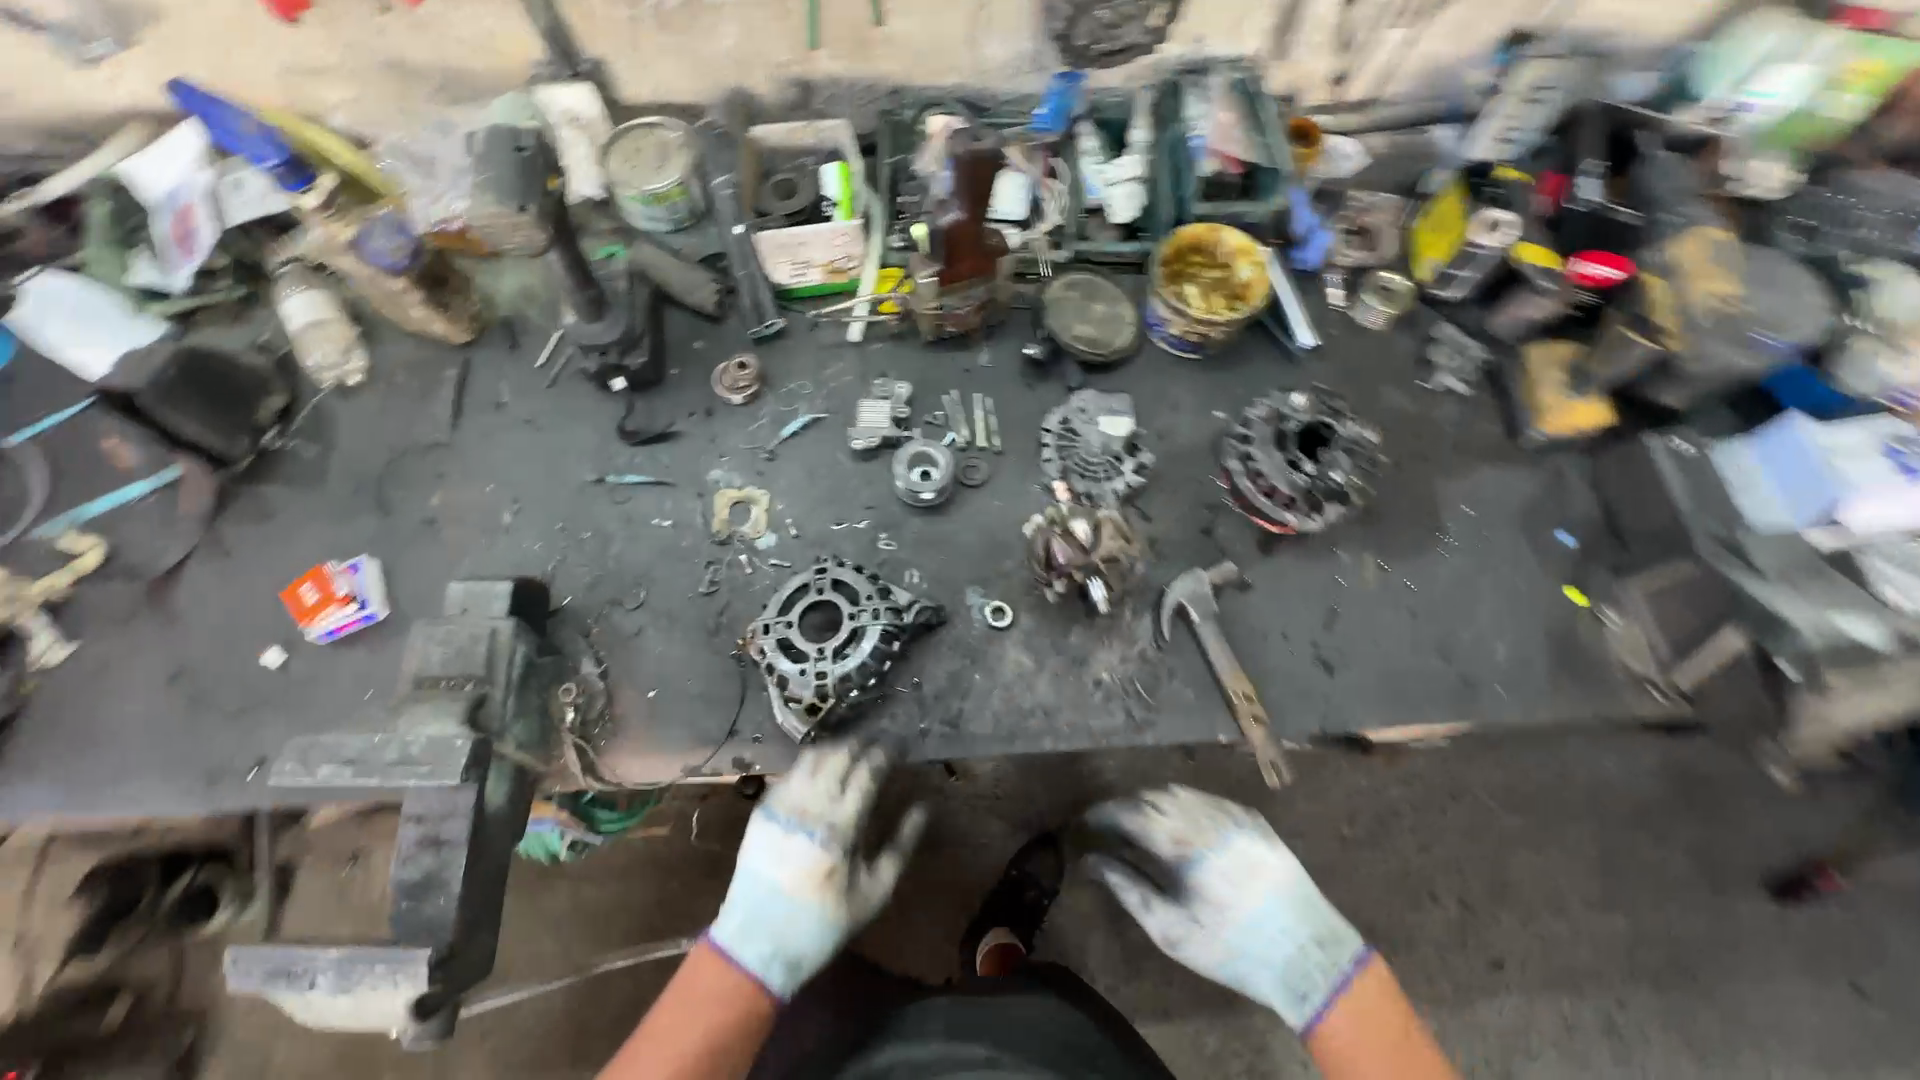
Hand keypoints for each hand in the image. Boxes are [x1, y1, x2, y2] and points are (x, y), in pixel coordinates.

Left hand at [706, 741, 927, 999]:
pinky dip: (809, 766)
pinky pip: (789, 774)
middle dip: (860, 744)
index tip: (896, 748)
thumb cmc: (825, 922)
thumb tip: (923, 809)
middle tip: (874, 745)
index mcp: (842, 827)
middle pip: (838, 756)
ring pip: (811, 758)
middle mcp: (811, 807)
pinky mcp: (762, 811)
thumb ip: (901, 845)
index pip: (867, 772)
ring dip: (833, 749)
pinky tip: (820, 772)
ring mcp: (782, 805)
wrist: (759, 941)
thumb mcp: (875, 892)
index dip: (884, 754)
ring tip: (849, 752)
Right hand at [1086, 785, 1370, 1033]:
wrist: (1308, 955)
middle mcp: (1209, 818)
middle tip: (1109, 827)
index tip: (1086, 823)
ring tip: (1139, 827)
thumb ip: (1127, 888)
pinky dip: (1183, 806)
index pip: (1131, 811)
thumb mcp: (1170, 929)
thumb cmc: (1231, 949)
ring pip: (1181, 793)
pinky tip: (1178, 828)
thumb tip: (1091, 862)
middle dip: (1126, 807)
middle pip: (1154, 796)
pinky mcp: (1254, 820)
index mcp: (1185, 844)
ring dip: (1154, 804)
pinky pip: (1207, 800)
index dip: (1103, 813)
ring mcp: (1235, 815)